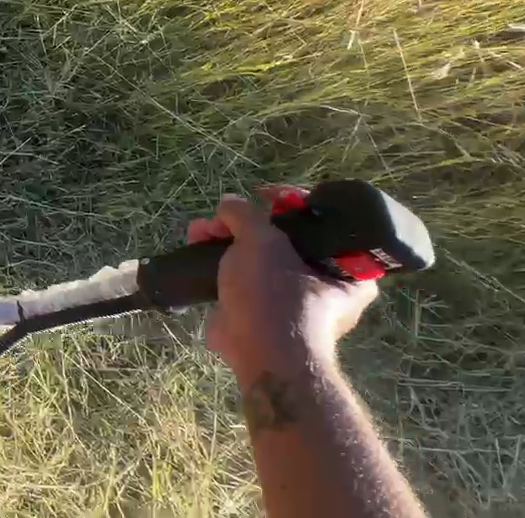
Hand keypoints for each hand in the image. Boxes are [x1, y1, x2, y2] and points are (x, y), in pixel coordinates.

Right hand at [186, 186, 378, 383]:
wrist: (259, 351)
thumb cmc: (276, 297)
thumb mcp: (263, 244)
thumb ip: (246, 215)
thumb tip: (229, 204)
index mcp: (348, 271)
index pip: (324, 224)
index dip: (292, 203)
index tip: (261, 195)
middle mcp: (323, 281)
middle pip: (280, 235)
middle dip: (241, 222)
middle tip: (218, 220)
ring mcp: (288, 294)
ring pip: (254, 251)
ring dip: (222, 236)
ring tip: (197, 234)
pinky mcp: (259, 303)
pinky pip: (239, 270)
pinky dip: (218, 258)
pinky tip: (198, 250)